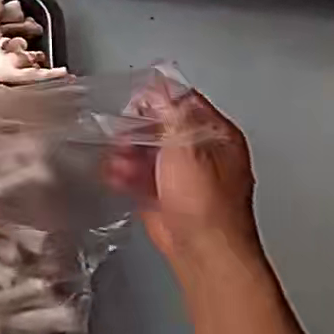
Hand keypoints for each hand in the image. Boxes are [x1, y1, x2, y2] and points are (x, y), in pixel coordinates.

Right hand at [107, 78, 259, 273]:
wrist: (198, 247)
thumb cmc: (204, 201)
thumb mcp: (186, 147)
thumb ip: (171, 113)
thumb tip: (158, 86)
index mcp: (215, 135)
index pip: (183, 102)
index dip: (156, 99)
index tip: (134, 104)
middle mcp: (199, 150)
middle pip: (157, 125)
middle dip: (134, 131)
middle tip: (123, 139)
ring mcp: (178, 171)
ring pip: (142, 148)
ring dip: (125, 153)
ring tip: (120, 164)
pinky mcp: (159, 189)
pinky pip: (135, 171)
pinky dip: (123, 173)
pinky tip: (117, 177)